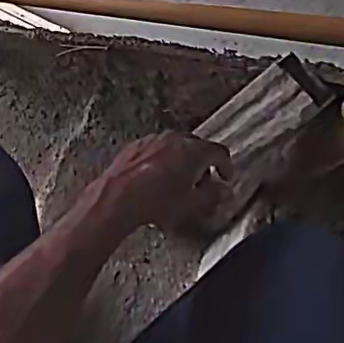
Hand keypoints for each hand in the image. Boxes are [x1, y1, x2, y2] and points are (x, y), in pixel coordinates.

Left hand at [84, 132, 232, 233]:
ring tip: (179, 182)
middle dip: (203, 164)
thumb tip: (224, 191)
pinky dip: (163, 159)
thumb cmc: (155, 201)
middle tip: (203, 183)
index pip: (218, 152)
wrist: (118, 197)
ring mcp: (153, 139)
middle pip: (197, 146)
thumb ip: (213, 195)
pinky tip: (157, 177)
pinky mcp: (136, 145)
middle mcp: (174, 138)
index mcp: (193, 150)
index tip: (225, 177)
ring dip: (182, 160)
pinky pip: (157, 149)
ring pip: (176, 145)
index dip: (225, 166)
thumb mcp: (192, 204)